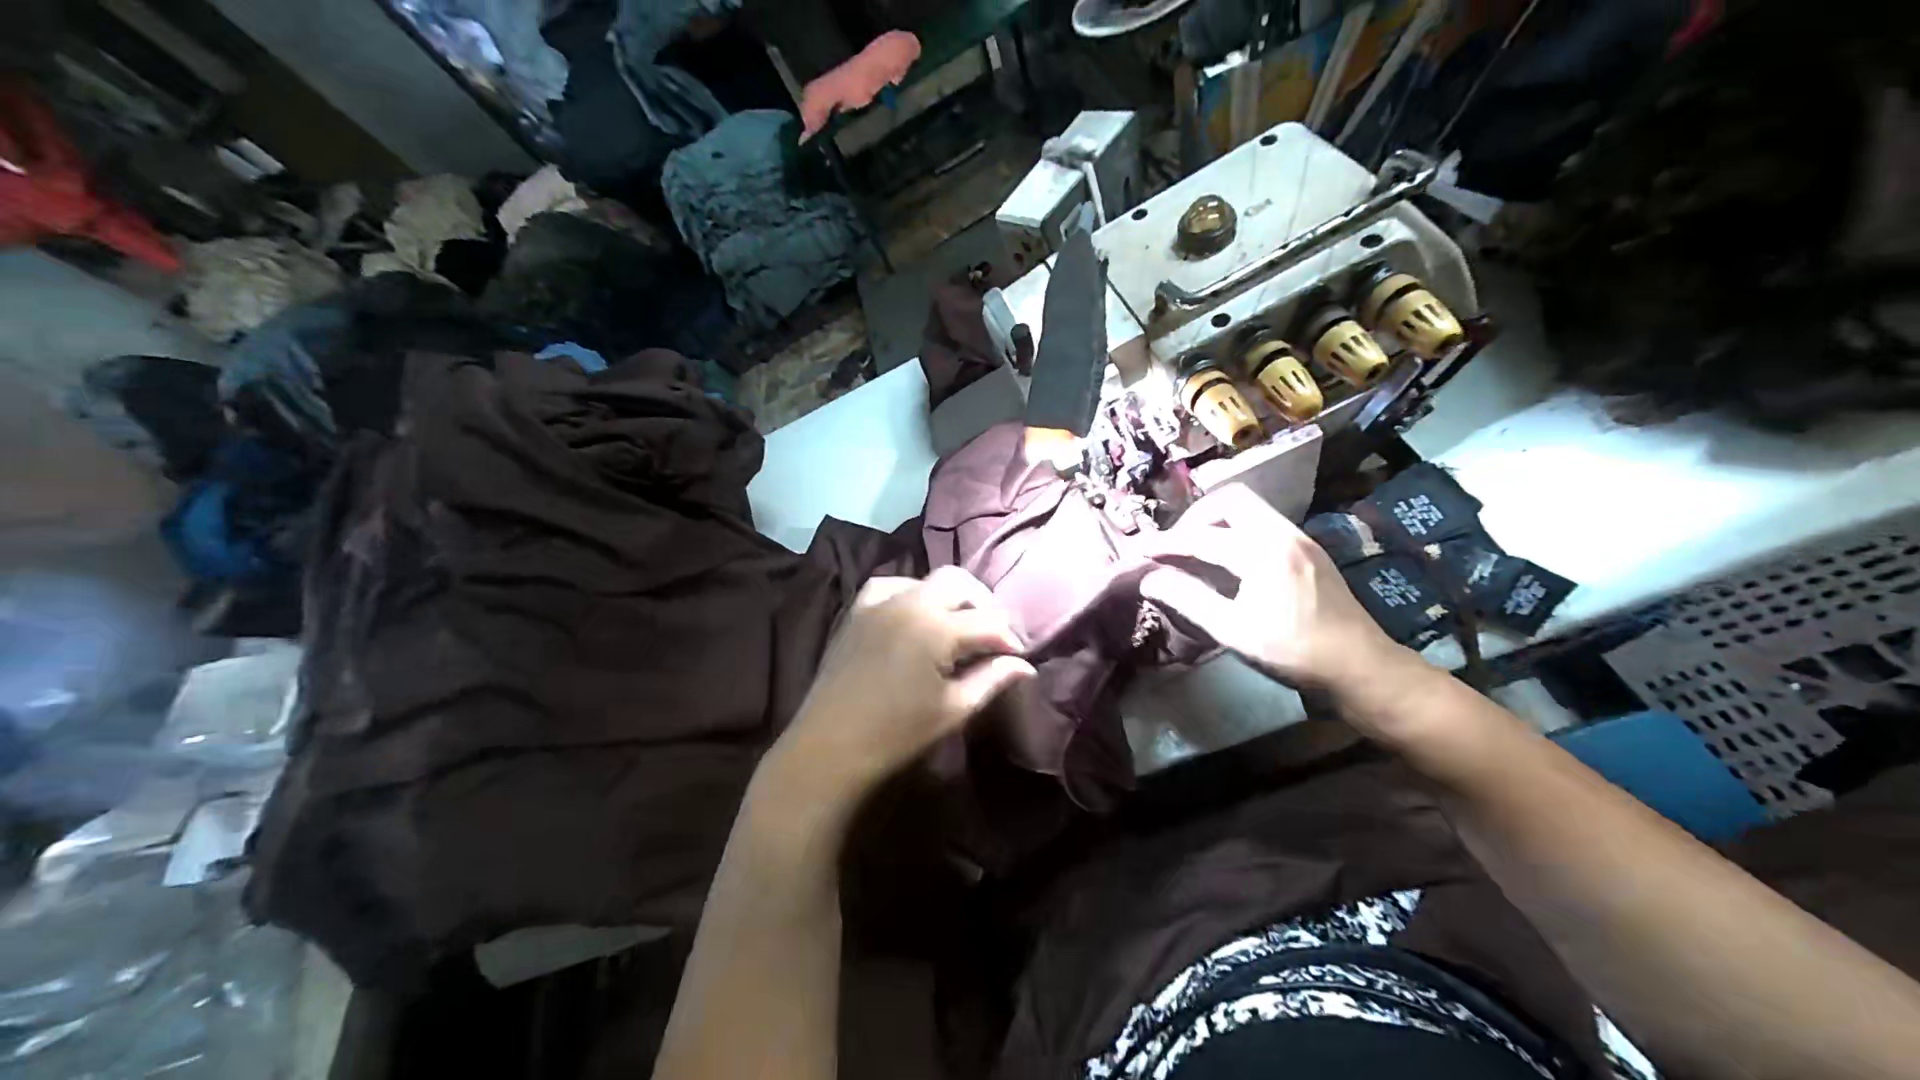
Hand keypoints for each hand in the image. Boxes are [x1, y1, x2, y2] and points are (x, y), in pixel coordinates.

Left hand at [773, 567, 1036, 800]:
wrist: (830, 746)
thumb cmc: (897, 734)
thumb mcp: (953, 710)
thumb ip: (991, 680)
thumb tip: (1024, 665)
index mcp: (937, 628)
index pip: (989, 622)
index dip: (1009, 640)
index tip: (1016, 658)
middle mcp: (910, 602)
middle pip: (961, 583)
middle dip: (984, 605)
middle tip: (991, 636)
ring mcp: (880, 602)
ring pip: (928, 579)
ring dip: (950, 596)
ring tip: (957, 625)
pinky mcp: (858, 610)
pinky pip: (891, 584)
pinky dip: (911, 592)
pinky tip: (916, 615)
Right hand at [1141, 485, 1402, 694]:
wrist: (1361, 667)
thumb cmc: (1293, 652)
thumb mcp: (1233, 630)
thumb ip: (1188, 598)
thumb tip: (1149, 579)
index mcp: (1262, 551)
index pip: (1201, 537)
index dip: (1165, 543)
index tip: (1139, 550)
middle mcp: (1283, 533)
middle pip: (1230, 499)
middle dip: (1195, 517)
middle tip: (1176, 545)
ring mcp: (1300, 538)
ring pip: (1250, 508)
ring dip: (1218, 522)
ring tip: (1198, 551)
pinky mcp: (1309, 550)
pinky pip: (1264, 523)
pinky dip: (1238, 531)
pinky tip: (1230, 561)